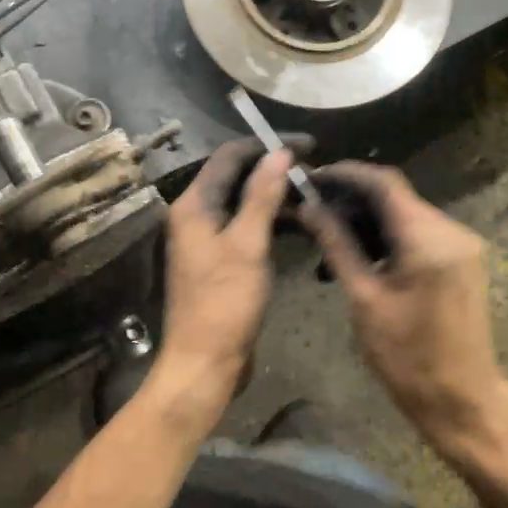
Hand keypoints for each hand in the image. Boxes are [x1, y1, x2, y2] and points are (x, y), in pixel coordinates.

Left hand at [151, 140, 292, 428]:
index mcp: (193, 204)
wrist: (203, 362)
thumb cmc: (224, 303)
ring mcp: (205, 237)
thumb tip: (279, 152)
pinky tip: (298, 223)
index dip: (266, 145)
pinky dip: (269, 220)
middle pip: (235, 176)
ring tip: (313, 193)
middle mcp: (194, 214)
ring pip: (242, 202)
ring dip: (273, 195)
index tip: (307, 145)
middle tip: (314, 169)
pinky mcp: (218, 259)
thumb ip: (262, 196)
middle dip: (272, 168)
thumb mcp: (247, 245)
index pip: (230, 156)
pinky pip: (245, 226)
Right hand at [301, 162, 507, 449]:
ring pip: (404, 212)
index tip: (312, 177)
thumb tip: (310, 207)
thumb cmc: (408, 359)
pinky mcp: (462, 258)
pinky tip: (358, 253)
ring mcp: (461, 244)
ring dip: (366, 218)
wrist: (465, 403)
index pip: (384, 183)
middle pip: (394, 195)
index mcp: (430, 240)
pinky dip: (386, 234)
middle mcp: (452, 231)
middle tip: (312, 211)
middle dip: (351, 198)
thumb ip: (338, 245)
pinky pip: (417, 231)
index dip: (345, 173)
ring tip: (328, 237)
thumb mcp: (364, 300)